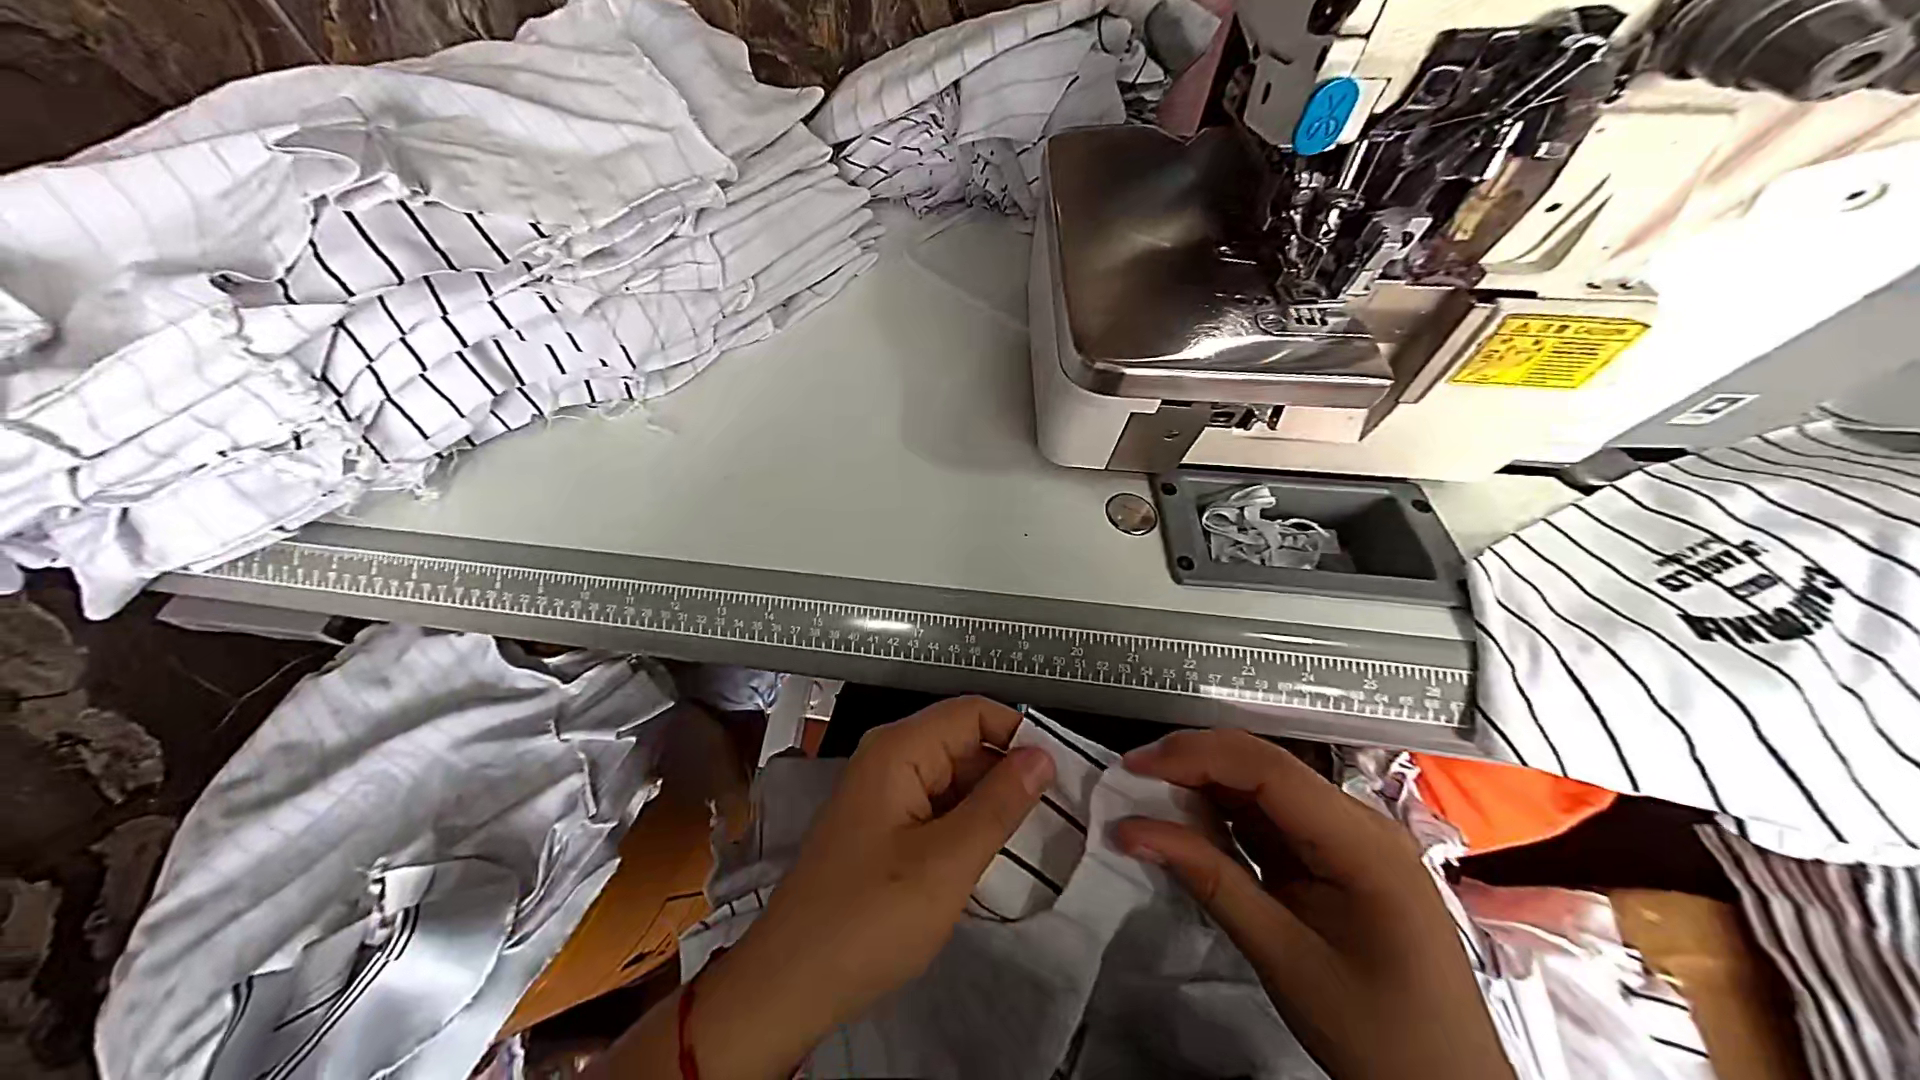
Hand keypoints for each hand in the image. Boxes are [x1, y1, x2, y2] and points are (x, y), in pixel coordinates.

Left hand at [603, 697, 1054, 1079]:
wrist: (791, 983)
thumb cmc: (869, 918)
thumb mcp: (947, 862)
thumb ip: (999, 804)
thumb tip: (1041, 756)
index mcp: (899, 750)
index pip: (973, 712)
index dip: (1019, 734)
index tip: (1062, 773)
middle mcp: (890, 758)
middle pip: (965, 742)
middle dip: (1010, 771)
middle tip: (1060, 813)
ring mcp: (885, 793)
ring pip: (955, 777)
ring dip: (992, 802)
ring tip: (1038, 837)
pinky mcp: (885, 825)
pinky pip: (938, 806)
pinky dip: (969, 823)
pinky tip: (995, 853)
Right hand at [1114, 730, 1513, 1079]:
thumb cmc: (1379, 1033)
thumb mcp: (1284, 959)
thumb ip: (1209, 882)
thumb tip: (1134, 830)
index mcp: (1361, 840)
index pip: (1266, 767)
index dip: (1194, 754)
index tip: (1135, 766)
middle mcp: (1359, 822)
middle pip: (1264, 765)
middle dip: (1193, 762)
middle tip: (1133, 779)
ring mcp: (1351, 837)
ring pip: (1264, 786)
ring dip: (1205, 786)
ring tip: (1151, 798)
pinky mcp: (1337, 856)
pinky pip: (1273, 818)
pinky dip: (1226, 816)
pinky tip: (1192, 824)